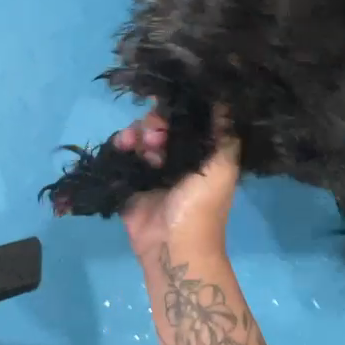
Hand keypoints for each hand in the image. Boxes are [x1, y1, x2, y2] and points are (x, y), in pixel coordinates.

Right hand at [115, 111, 240, 259]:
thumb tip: (223, 99)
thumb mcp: (223, 166)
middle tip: (156, 136)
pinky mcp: (130, 181)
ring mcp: (151, 170)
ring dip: (137, 133)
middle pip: (161, 126)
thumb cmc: (202, 206)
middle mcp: (176, 159)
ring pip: (140, 138)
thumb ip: (223, 134)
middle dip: (155, 123)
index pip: (187, 122)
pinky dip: (121, 146)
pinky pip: (122, 155)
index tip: (169, 106)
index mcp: (201, 154)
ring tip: (135, 143)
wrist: (174, 246)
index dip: (178, 111)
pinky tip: (122, 145)